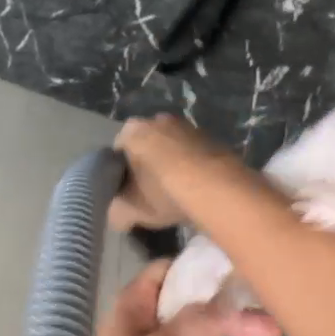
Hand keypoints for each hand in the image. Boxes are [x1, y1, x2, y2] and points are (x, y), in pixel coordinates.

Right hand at [109, 115, 231, 231]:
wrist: (218, 188)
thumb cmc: (164, 192)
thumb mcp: (130, 211)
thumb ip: (116, 212)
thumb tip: (119, 216)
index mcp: (132, 130)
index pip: (118, 150)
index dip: (122, 173)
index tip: (129, 192)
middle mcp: (157, 119)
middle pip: (146, 145)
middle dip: (148, 164)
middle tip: (152, 192)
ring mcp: (187, 125)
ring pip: (172, 147)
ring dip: (172, 164)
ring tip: (178, 192)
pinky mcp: (212, 137)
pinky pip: (195, 153)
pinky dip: (194, 167)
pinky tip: (198, 189)